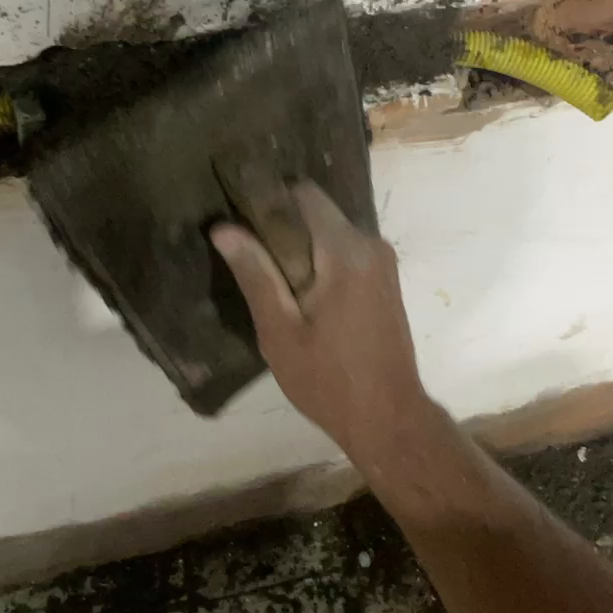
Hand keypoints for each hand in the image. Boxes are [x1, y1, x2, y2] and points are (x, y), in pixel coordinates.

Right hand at [210, 181, 433, 460]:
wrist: (389, 419)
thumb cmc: (329, 380)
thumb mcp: (280, 331)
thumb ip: (255, 274)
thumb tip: (224, 228)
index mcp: (346, 250)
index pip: (304, 193)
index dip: (269, 201)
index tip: (241, 224)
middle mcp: (371, 244)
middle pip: (316, 212)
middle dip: (282, 229)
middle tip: (249, 261)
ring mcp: (382, 261)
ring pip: (329, 232)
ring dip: (299, 249)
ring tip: (270, 282)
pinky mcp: (384, 279)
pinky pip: (344, 251)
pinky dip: (319, 262)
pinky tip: (299, 296)